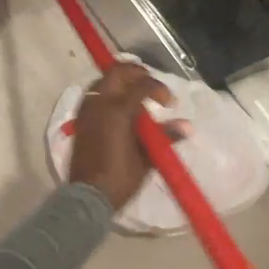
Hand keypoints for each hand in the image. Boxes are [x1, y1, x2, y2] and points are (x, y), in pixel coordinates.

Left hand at [66, 62, 175, 210]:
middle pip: (117, 72)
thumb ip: (165, 136)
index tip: (169, 103)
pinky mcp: (81, 120)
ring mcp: (87, 110)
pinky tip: (118, 106)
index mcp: (118, 111)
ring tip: (135, 93)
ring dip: (120, 81)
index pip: (142, 85)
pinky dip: (107, 92)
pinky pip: (93, 95)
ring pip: (102, 81)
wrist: (88, 196)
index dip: (159, 89)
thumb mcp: (147, 158)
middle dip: (136, 73)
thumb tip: (188, 126)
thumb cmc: (120, 178)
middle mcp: (100, 104)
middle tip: (151, 84)